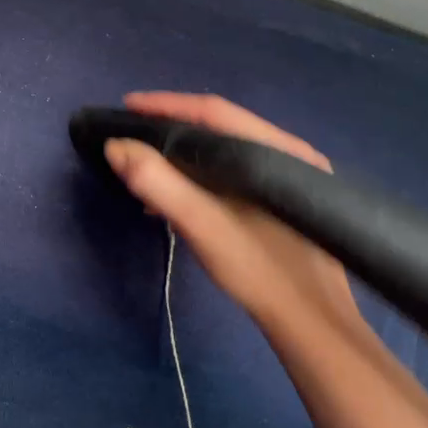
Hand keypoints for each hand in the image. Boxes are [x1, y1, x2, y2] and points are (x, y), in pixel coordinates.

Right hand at [103, 93, 360, 327]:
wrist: (312, 323)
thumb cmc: (262, 270)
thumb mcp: (202, 225)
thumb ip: (158, 183)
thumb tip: (115, 146)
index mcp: (279, 151)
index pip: (213, 112)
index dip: (165, 104)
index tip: (125, 106)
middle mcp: (289, 155)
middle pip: (218, 127)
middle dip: (169, 126)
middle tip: (128, 131)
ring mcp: (289, 179)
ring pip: (223, 150)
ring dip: (180, 153)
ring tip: (142, 161)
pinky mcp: (281, 201)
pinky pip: (230, 171)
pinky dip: (196, 174)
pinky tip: (172, 193)